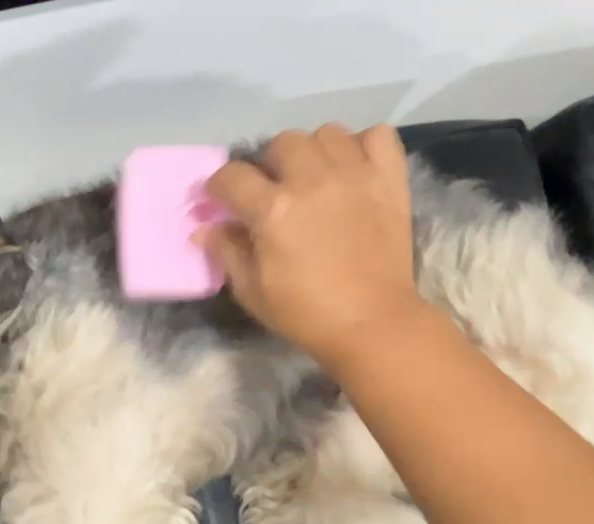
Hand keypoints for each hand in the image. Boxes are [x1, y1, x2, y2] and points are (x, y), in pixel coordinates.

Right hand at [199, 124, 426, 359]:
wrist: (369, 321)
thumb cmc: (303, 312)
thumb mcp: (251, 290)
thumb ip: (227, 252)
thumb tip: (204, 229)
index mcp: (273, 210)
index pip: (232, 176)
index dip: (218, 186)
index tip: (219, 200)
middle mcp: (312, 180)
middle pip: (281, 143)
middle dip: (268, 164)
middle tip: (271, 191)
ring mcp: (355, 174)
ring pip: (326, 133)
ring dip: (312, 152)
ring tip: (312, 179)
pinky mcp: (389, 178)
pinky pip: (376, 135)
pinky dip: (361, 145)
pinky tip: (351, 169)